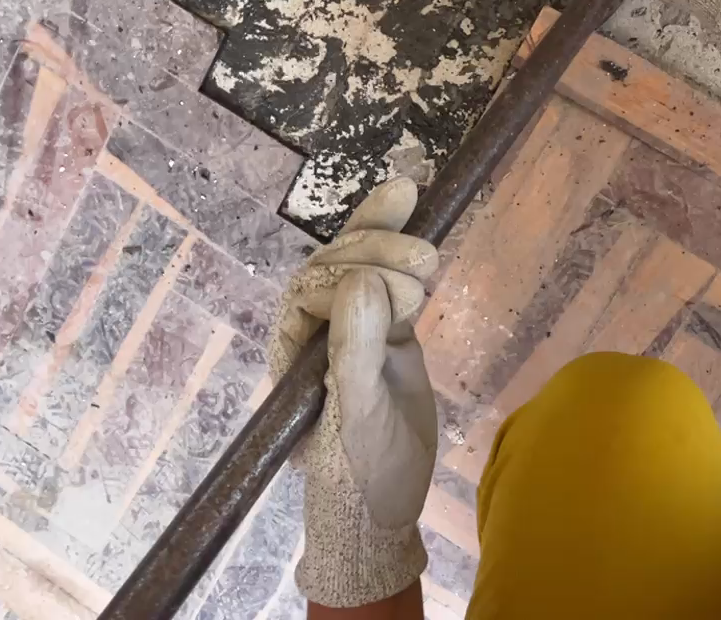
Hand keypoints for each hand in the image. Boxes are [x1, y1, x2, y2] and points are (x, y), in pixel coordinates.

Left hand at [271, 178, 439, 607]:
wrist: (385, 509)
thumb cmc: (360, 475)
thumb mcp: (357, 419)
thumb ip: (354, 351)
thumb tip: (363, 279)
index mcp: (293, 349)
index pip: (311, 289)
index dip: (354, 277)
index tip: (406, 291)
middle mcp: (317, 329)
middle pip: (336, 267)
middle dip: (377, 252)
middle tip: (425, 256)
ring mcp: (353, 325)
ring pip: (361, 263)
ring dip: (388, 240)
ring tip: (427, 246)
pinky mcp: (386, 328)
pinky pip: (390, 277)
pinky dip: (400, 247)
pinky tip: (412, 211)